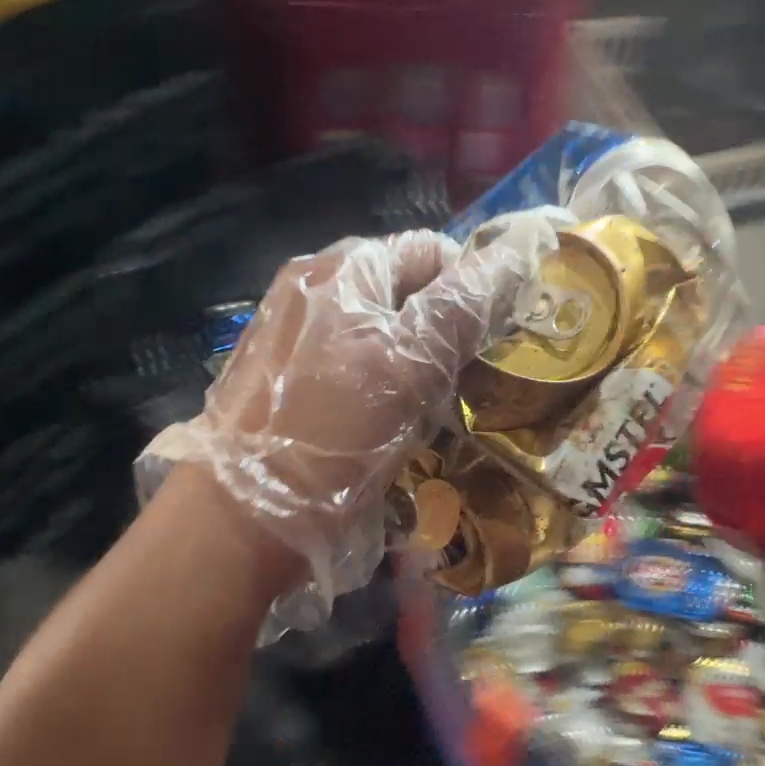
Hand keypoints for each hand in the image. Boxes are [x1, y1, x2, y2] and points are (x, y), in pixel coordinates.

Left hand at [141, 220, 554, 627]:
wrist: (247, 513)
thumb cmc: (338, 430)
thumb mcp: (413, 364)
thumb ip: (465, 306)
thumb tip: (517, 255)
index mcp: (345, 267)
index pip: (432, 252)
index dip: (471, 292)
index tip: (486, 350)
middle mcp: (312, 286)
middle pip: (403, 295)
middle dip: (440, 337)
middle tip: (456, 390)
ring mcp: (289, 333)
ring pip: (377, 336)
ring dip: (410, 370)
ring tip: (418, 419)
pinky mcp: (279, 379)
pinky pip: (346, 370)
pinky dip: (374, 392)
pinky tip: (375, 432)